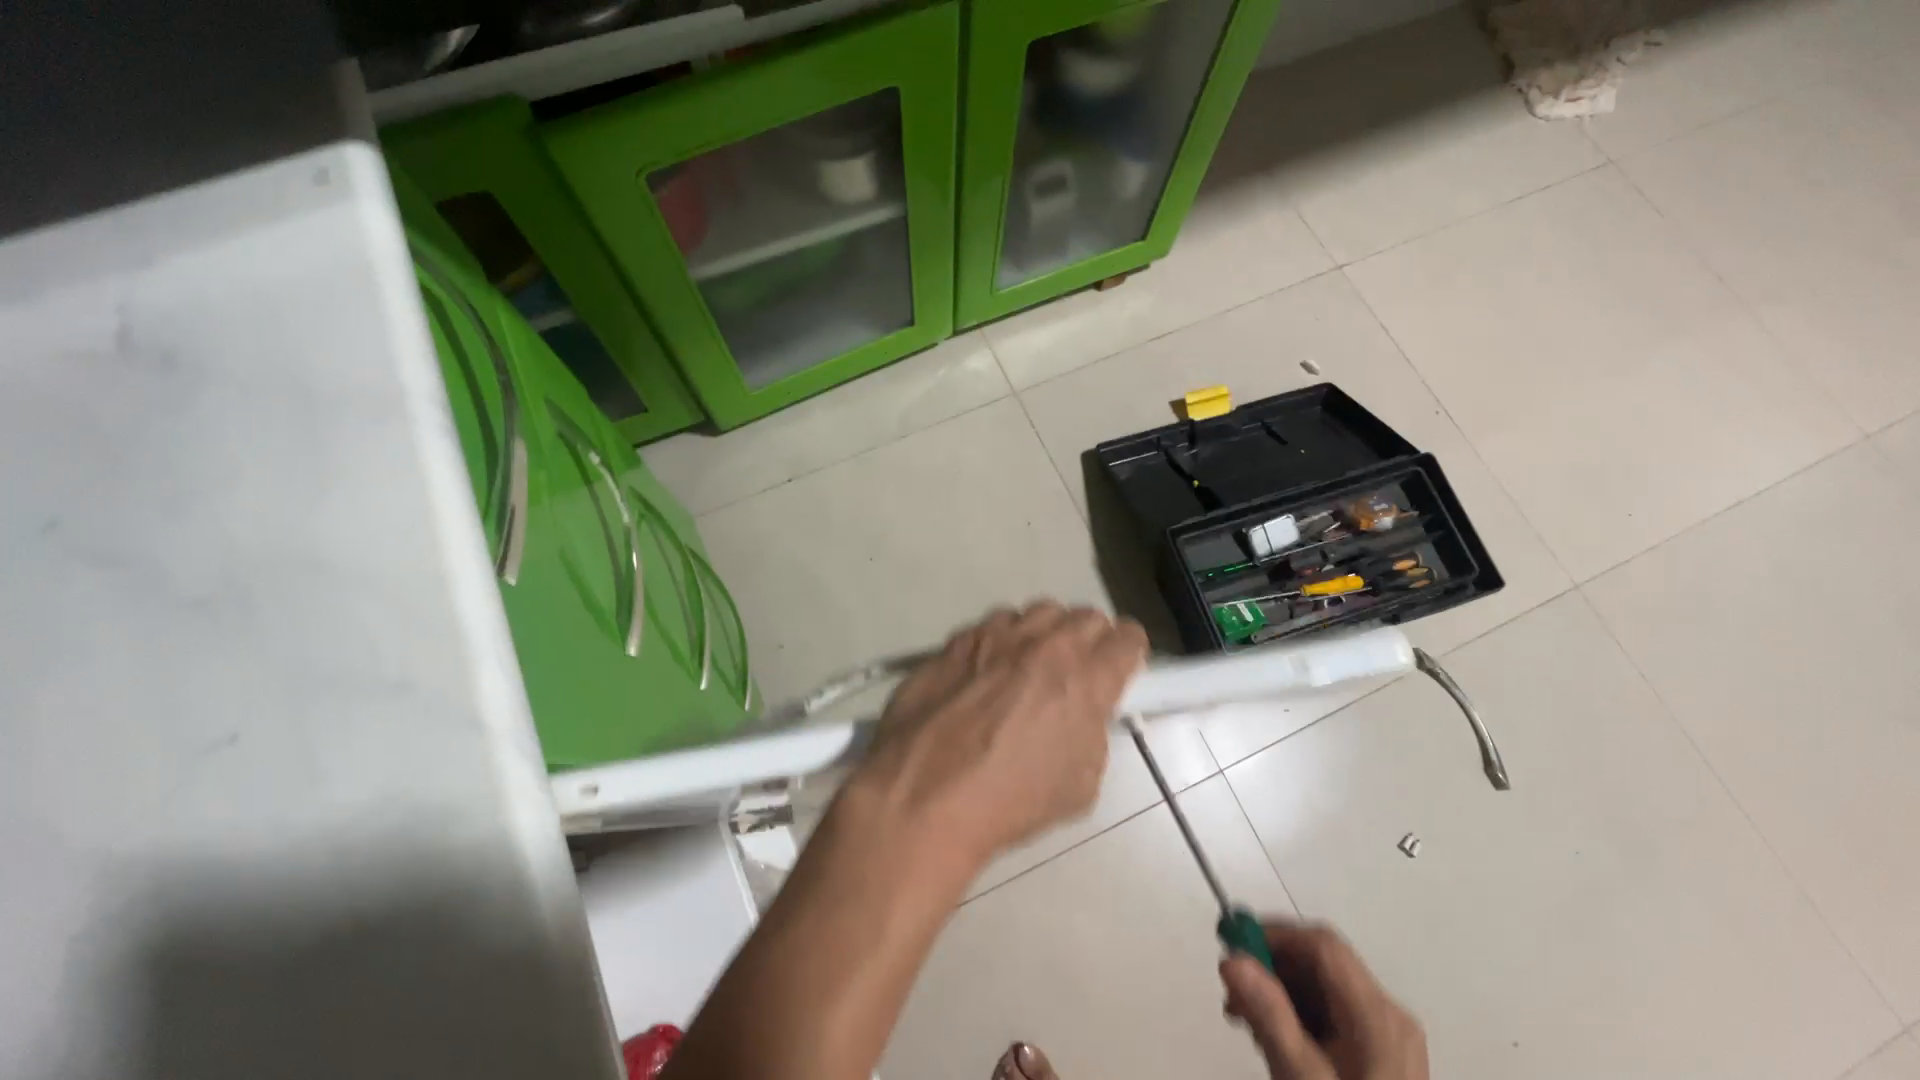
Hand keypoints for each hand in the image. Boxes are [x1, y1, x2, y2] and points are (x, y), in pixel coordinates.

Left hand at [845, 602, 1147, 869]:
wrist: (923, 796)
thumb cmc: (1011, 801)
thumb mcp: (1080, 784)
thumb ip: (1092, 731)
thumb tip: (1084, 712)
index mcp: (1086, 678)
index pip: (1128, 637)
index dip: (1128, 654)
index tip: (1120, 670)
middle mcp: (1045, 644)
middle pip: (1086, 616)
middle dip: (1090, 641)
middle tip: (1077, 673)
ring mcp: (995, 636)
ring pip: (1037, 613)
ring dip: (1044, 635)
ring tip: (1029, 668)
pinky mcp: (954, 641)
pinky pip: (990, 626)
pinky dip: (999, 642)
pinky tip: (985, 674)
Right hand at [1220, 921, 1427, 1079]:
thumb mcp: (1300, 1077)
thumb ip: (1267, 1014)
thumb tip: (1231, 957)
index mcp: (1376, 1014)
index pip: (1322, 946)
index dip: (1274, 934)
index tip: (1229, 944)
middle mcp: (1389, 1015)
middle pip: (1323, 966)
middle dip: (1272, 968)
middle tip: (1230, 993)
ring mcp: (1389, 1037)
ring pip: (1325, 991)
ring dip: (1281, 993)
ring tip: (1244, 1021)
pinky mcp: (1383, 1057)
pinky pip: (1334, 1017)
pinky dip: (1299, 1017)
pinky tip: (1273, 1040)